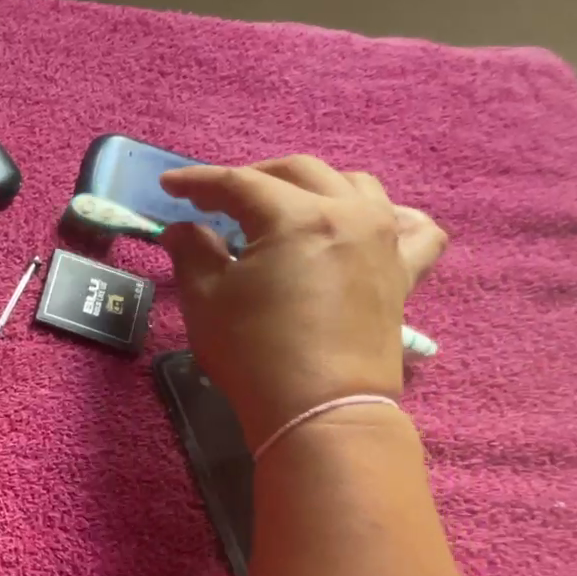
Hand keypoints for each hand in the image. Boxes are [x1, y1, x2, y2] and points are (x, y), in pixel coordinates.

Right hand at [158, 156, 447, 446]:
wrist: (318, 402)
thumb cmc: (251, 348)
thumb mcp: (205, 297)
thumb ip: (193, 251)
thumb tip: (183, 229)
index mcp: (297, 218)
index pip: (239, 184)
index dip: (197, 182)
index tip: (167, 186)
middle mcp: (351, 214)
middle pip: (299, 173)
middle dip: (251, 178)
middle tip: (212, 198)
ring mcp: (385, 238)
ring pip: (354, 185)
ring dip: (309, 188)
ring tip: (278, 208)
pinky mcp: (402, 268)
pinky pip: (409, 224)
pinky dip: (384, 215)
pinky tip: (361, 225)